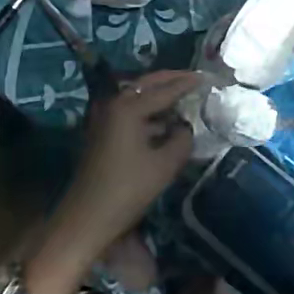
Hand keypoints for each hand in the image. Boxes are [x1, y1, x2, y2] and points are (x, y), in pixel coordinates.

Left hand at [25, 70, 200, 293]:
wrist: (88, 217)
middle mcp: (113, 105)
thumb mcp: (164, 165)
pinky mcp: (102, 134)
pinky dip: (149, 114)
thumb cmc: (128, 189)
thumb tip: (186, 128)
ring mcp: (105, 119)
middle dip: (170, 81)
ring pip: (136, 99)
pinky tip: (165, 123)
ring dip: (159, 97)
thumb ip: (182, 140)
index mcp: (128, 108)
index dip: (186, 83)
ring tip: (184, 99)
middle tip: (193, 79)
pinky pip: (130, 114)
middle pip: (145, 86)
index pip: (163, 90)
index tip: (206, 77)